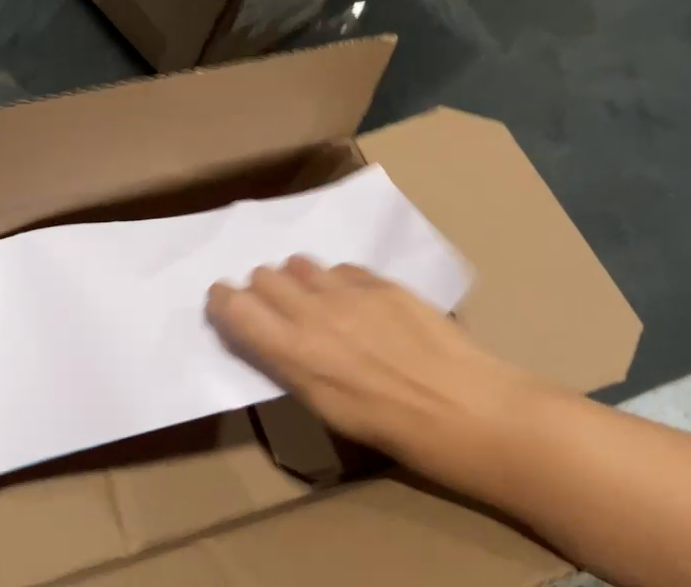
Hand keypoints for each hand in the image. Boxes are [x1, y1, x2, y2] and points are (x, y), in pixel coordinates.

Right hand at [205, 256, 539, 473]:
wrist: (468, 410)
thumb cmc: (391, 428)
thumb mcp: (325, 408)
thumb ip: (288, 364)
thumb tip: (267, 338)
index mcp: (293, 351)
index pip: (233, 306)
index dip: (222, 301)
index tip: (226, 305)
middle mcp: (312, 312)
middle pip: (262, 275)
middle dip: (262, 290)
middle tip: (279, 311)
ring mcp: (347, 290)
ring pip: (299, 263)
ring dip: (299, 281)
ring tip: (319, 303)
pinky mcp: (380, 280)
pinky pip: (340, 268)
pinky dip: (339, 282)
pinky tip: (359, 305)